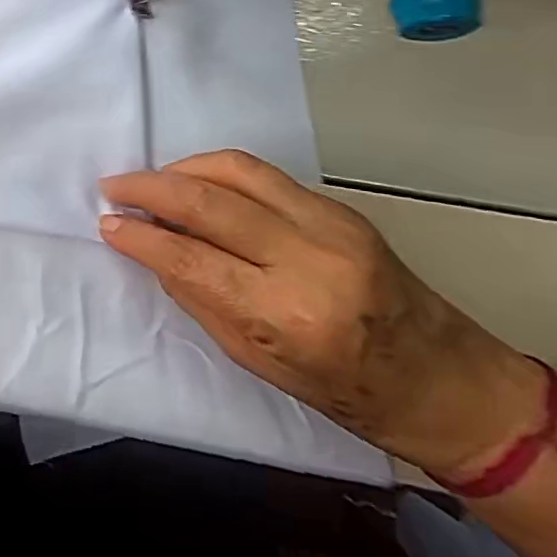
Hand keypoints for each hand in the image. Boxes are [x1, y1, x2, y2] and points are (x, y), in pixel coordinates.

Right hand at [98, 150, 547, 480]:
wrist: (449, 383)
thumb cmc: (340, 386)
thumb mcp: (249, 354)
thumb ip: (196, 293)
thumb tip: (149, 247)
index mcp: (286, 314)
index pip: (188, 257)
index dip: (138, 236)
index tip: (106, 223)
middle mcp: (312, 262)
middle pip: (207, 202)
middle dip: (148, 188)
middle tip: (113, 187)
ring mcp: (334, 229)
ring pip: (236, 171)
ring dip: (180, 170)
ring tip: (151, 183)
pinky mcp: (343, 211)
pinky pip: (263, 176)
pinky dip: (215, 173)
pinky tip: (194, 187)